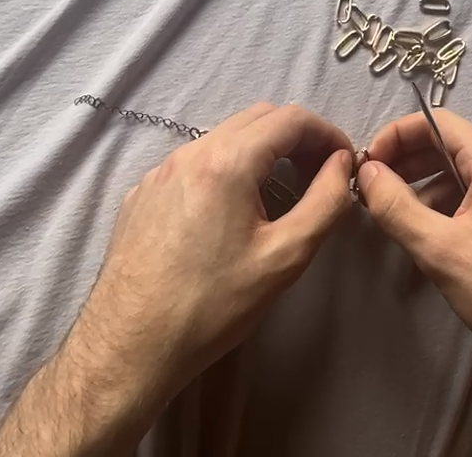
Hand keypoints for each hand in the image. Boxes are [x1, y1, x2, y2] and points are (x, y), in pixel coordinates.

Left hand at [0, 103, 352, 455]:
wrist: (126, 353)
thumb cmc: (212, 307)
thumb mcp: (285, 257)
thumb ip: (326, 201)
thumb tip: (342, 164)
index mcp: (227, 161)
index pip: (292, 118)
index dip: (328, 133)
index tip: (344, 163)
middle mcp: (191, 152)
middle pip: (259, 118)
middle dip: (298, 138)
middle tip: (318, 175)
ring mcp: (161, 171)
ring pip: (226, 136)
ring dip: (263, 150)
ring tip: (280, 193)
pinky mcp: (142, 194)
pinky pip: (196, 161)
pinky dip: (228, 167)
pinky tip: (231, 212)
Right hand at [354, 111, 471, 377]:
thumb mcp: (439, 250)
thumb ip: (396, 206)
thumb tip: (367, 172)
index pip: (439, 123)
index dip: (398, 135)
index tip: (369, 161)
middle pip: (454, 144)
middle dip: (410, 161)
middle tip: (374, 188)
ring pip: (469, 172)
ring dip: (430, 184)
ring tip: (397, 213)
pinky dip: (455, 201)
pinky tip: (434, 230)